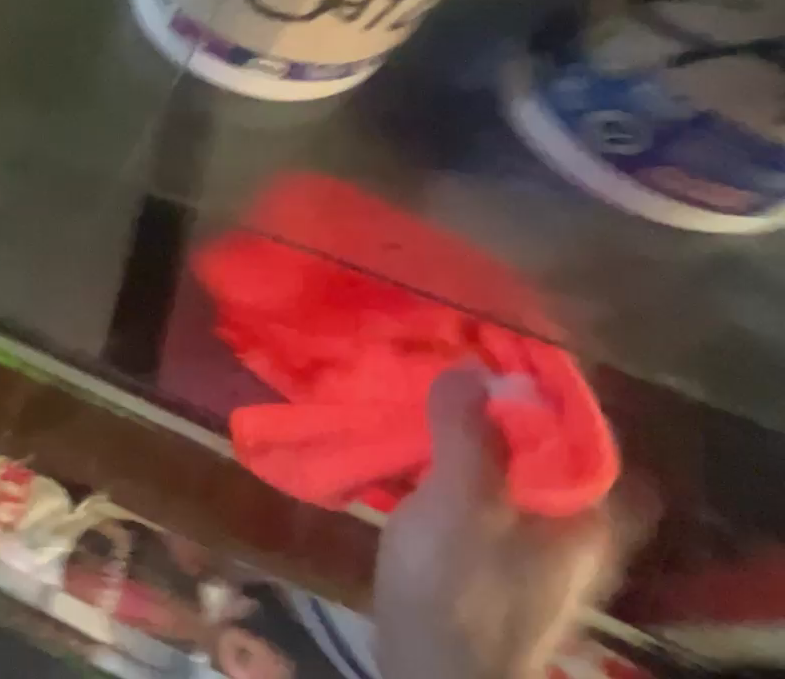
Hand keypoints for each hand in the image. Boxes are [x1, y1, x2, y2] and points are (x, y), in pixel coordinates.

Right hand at [374, 368, 632, 678]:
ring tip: (419, 403)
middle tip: (444, 370)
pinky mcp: (493, 560)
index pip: (577, 430)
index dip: (538, 386)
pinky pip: (478, 495)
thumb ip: (465, 433)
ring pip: (505, 471)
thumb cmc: (457, 584)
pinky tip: (410, 459)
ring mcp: (533, 548)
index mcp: (584, 513)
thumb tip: (466, 368)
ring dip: (467, 436)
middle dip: (496, 406)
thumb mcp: (459, 502)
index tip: (487, 348)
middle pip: (541, 449)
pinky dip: (450, 468)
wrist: (435, 670)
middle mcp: (573, 528)